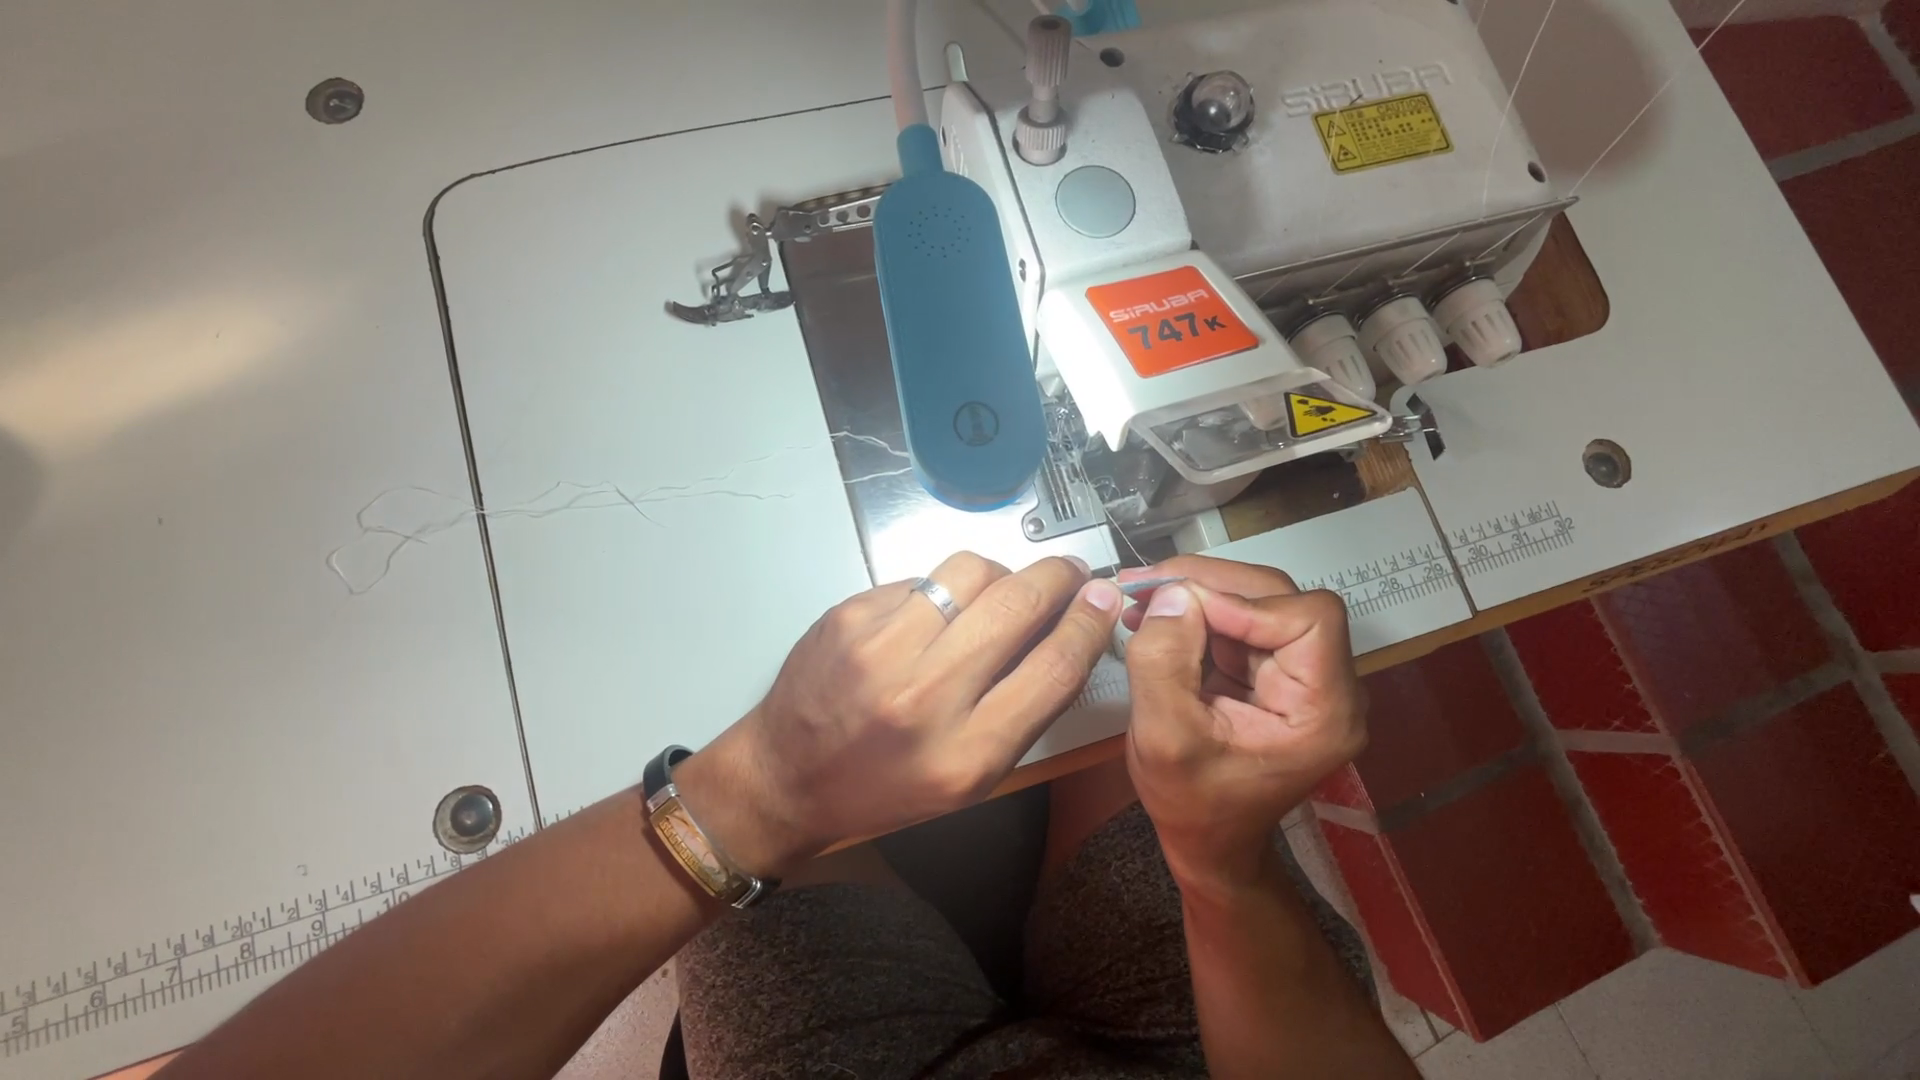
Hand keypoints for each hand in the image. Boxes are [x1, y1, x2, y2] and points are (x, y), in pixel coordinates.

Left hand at [674, 553, 1123, 877]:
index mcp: (967, 755)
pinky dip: (945, 588)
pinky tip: (939, 612)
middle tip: (1072, 573)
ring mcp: (880, 649)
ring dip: (1003, 572)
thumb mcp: (968, 777)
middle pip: (1017, 605)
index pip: (1052, 668)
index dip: (1089, 623)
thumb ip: (1023, 710)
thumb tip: (1070, 633)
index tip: (1105, 598)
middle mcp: (924, 697)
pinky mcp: (849, 615)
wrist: (786, 776)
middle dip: (1059, 577)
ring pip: (971, 571)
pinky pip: (923, 578)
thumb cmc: (887, 788)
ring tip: (1004, 590)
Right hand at [1118, 556, 1365, 895]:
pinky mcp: (1270, 670)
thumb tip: (1170, 594)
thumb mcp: (1163, 737)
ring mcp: (1298, 675)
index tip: (1179, 609)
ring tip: (1139, 598)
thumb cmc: (1190, 803)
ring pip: (1255, 601)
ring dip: (1195, 593)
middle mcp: (1326, 684)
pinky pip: (1237, 621)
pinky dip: (1193, 612)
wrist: (1204, 839)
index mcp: (1323, 710)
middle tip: (1143, 584)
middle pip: (1281, 599)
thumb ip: (1164, 662)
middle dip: (1210, 585)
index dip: (1244, 604)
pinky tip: (1153, 617)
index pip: (1308, 619)